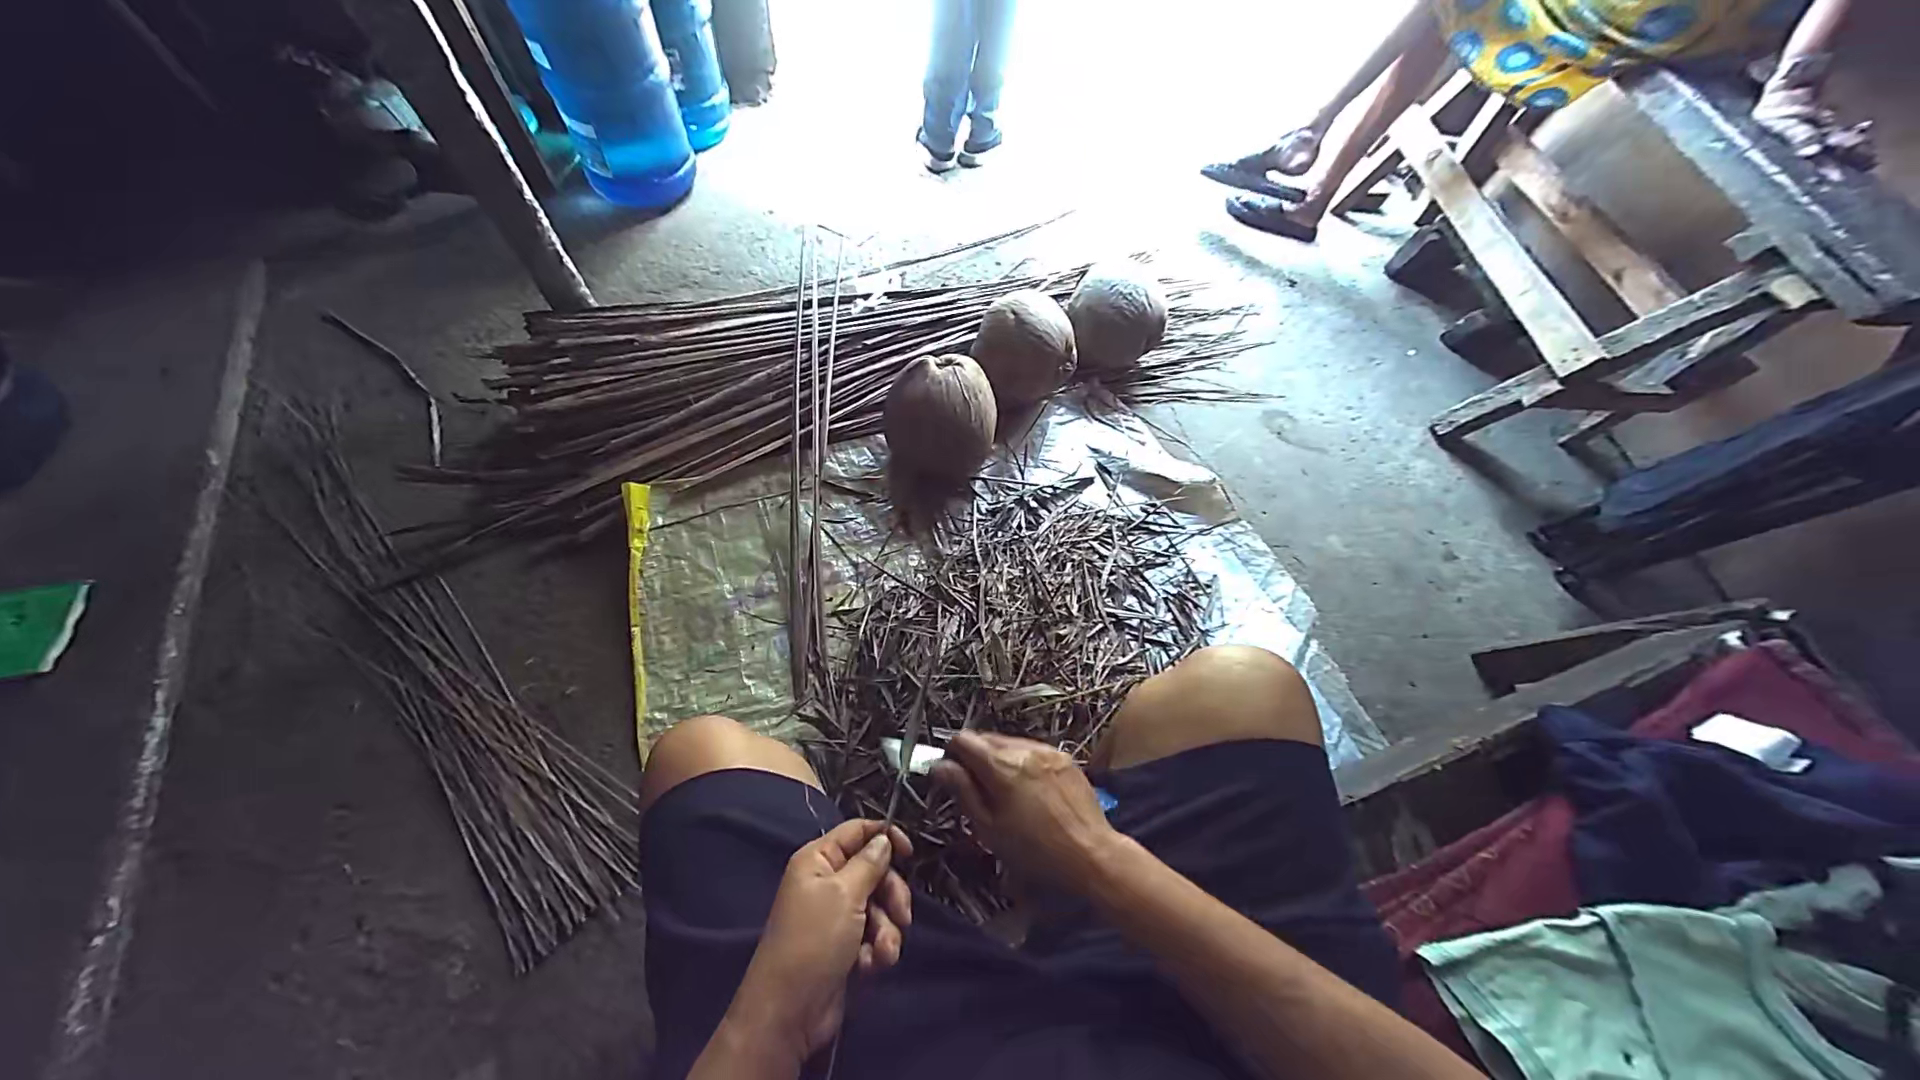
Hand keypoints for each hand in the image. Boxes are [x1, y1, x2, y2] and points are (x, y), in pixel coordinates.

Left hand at [723, 818, 913, 1066]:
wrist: (790, 1014)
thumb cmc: (814, 941)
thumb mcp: (844, 894)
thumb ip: (870, 863)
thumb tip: (884, 839)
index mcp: (819, 860)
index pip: (858, 831)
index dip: (885, 836)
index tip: (910, 853)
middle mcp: (828, 882)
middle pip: (876, 870)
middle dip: (892, 895)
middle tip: (901, 914)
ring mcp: (838, 916)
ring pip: (881, 906)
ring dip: (887, 929)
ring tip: (881, 951)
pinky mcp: (848, 946)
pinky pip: (876, 936)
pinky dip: (877, 950)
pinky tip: (869, 966)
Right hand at [931, 731, 1121, 896]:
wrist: (1091, 855)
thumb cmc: (1036, 852)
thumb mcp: (989, 828)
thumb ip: (962, 791)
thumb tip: (940, 767)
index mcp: (1001, 766)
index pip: (963, 739)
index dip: (952, 755)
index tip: (953, 775)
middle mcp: (1024, 750)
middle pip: (986, 738)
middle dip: (975, 757)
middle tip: (976, 788)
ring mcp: (1046, 751)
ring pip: (1009, 743)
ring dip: (998, 758)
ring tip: (1003, 792)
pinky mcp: (1064, 758)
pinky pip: (1033, 750)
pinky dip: (1022, 762)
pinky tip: (1027, 790)